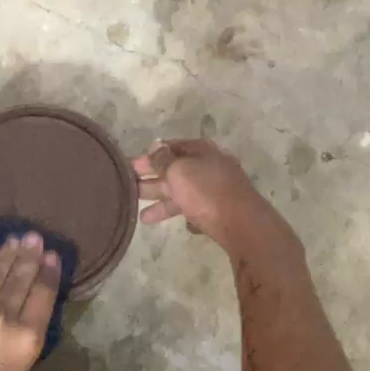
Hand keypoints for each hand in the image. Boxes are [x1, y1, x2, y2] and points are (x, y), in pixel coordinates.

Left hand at [0, 234, 59, 370]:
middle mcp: (2, 320)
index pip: (43, 297)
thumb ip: (24, 345)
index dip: (49, 274)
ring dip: (7, 256)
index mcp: (26, 342)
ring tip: (17, 239)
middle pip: (20, 280)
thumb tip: (25, 319)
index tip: (53, 256)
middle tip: (36, 237)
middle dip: (29, 257)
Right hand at [131, 139, 276, 249]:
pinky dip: (177, 213)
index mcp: (201, 151)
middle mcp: (208, 167)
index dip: (151, 155)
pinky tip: (167, 223)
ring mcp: (213, 189)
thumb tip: (155, 147)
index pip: (172, 147)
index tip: (132, 165)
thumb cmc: (206, 191)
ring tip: (140, 216)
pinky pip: (191, 209)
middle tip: (129, 187)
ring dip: (159, 202)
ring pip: (181, 192)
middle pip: (174, 170)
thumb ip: (163, 160)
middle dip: (151, 179)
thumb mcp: (178, 170)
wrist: (241, 223)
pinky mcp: (216, 211)